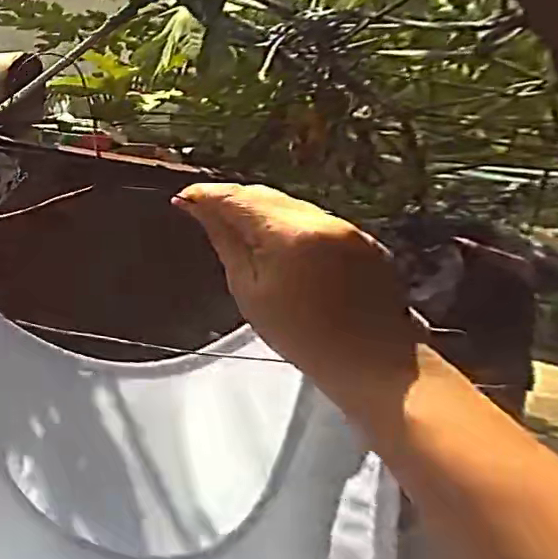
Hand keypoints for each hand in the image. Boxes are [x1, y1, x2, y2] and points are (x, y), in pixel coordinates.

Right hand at [174, 183, 427, 380]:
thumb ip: (223, 239)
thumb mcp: (247, 286)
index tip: (181, 200)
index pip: (237, 198)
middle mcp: (322, 222)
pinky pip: (310, 218)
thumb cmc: (301, 333)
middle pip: (263, 195)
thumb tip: (195, 208)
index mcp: (290, 234)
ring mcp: (348, 229)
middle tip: (199, 212)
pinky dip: (282, 221)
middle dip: (229, 199)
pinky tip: (269, 241)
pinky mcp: (362, 241)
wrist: (376, 363)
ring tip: (230, 227)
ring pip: (286, 204)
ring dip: (255, 209)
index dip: (205, 195)